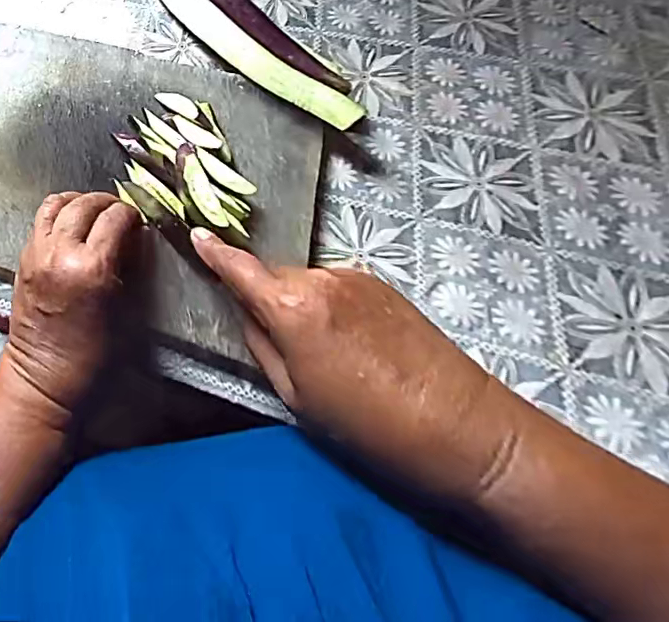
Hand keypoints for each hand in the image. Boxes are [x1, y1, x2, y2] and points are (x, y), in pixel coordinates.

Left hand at [0, 192, 140, 432]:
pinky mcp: (24, 256)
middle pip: (85, 204)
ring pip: (56, 204)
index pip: (115, 219)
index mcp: (90, 267)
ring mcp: (37, 251)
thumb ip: (128, 266)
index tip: (139, 220)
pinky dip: (57, 212)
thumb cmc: (89, 355)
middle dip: (107, 202)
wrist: (43, 373)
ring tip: (93, 208)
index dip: (131, 214)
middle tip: (120, 210)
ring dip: (78, 200)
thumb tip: (134, 237)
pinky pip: (40, 219)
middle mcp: (59, 252)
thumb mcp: (123, 310)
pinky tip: (70, 222)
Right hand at [191, 230, 542, 508]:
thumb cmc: (371, 425)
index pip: (237, 268)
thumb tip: (250, 315)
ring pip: (303, 282)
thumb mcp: (296, 394)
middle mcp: (318, 280)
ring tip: (328, 349)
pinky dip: (329, 305)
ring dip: (301, 303)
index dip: (213, 251)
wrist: (472, 434)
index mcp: (290, 306)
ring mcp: (354, 279)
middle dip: (267, 297)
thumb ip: (261, 344)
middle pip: (272, 277)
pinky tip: (354, 342)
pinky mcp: (383, 286)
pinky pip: (334, 287)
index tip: (197, 235)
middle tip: (282, 340)